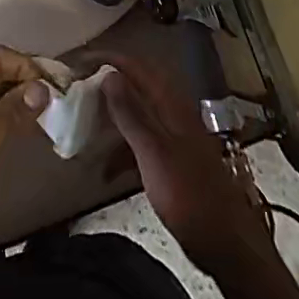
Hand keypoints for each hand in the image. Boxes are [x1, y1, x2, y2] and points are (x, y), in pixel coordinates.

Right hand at [99, 53, 276, 281]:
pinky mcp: (173, 160)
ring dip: (113, 121)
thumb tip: (109, 75)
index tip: (80, 62)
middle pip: (138, 88)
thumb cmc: (186, 193)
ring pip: (139, 117)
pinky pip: (143, 144)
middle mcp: (175, 113)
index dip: (111, 60)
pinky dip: (123, 151)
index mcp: (173, 105)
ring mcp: (176, 137)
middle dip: (108, 89)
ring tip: (83, 131)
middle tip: (76, 95)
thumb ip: (132, 113)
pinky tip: (105, 172)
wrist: (222, 238)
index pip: (139, 67)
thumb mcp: (153, 152)